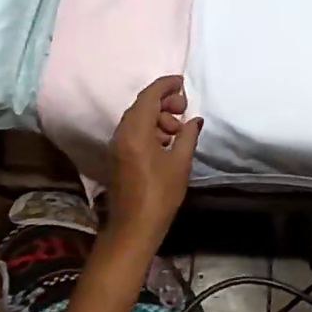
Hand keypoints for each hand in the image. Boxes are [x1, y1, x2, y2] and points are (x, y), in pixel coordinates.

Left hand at [107, 75, 201, 245]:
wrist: (134, 228)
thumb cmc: (160, 194)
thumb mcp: (180, 163)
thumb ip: (188, 136)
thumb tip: (194, 120)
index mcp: (135, 131)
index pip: (149, 96)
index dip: (166, 85)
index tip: (183, 83)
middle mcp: (121, 133)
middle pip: (141, 105)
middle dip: (164, 102)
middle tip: (184, 110)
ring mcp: (117, 145)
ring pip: (137, 118)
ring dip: (158, 117)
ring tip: (178, 131)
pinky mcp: (118, 156)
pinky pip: (133, 132)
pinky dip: (150, 129)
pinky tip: (166, 142)